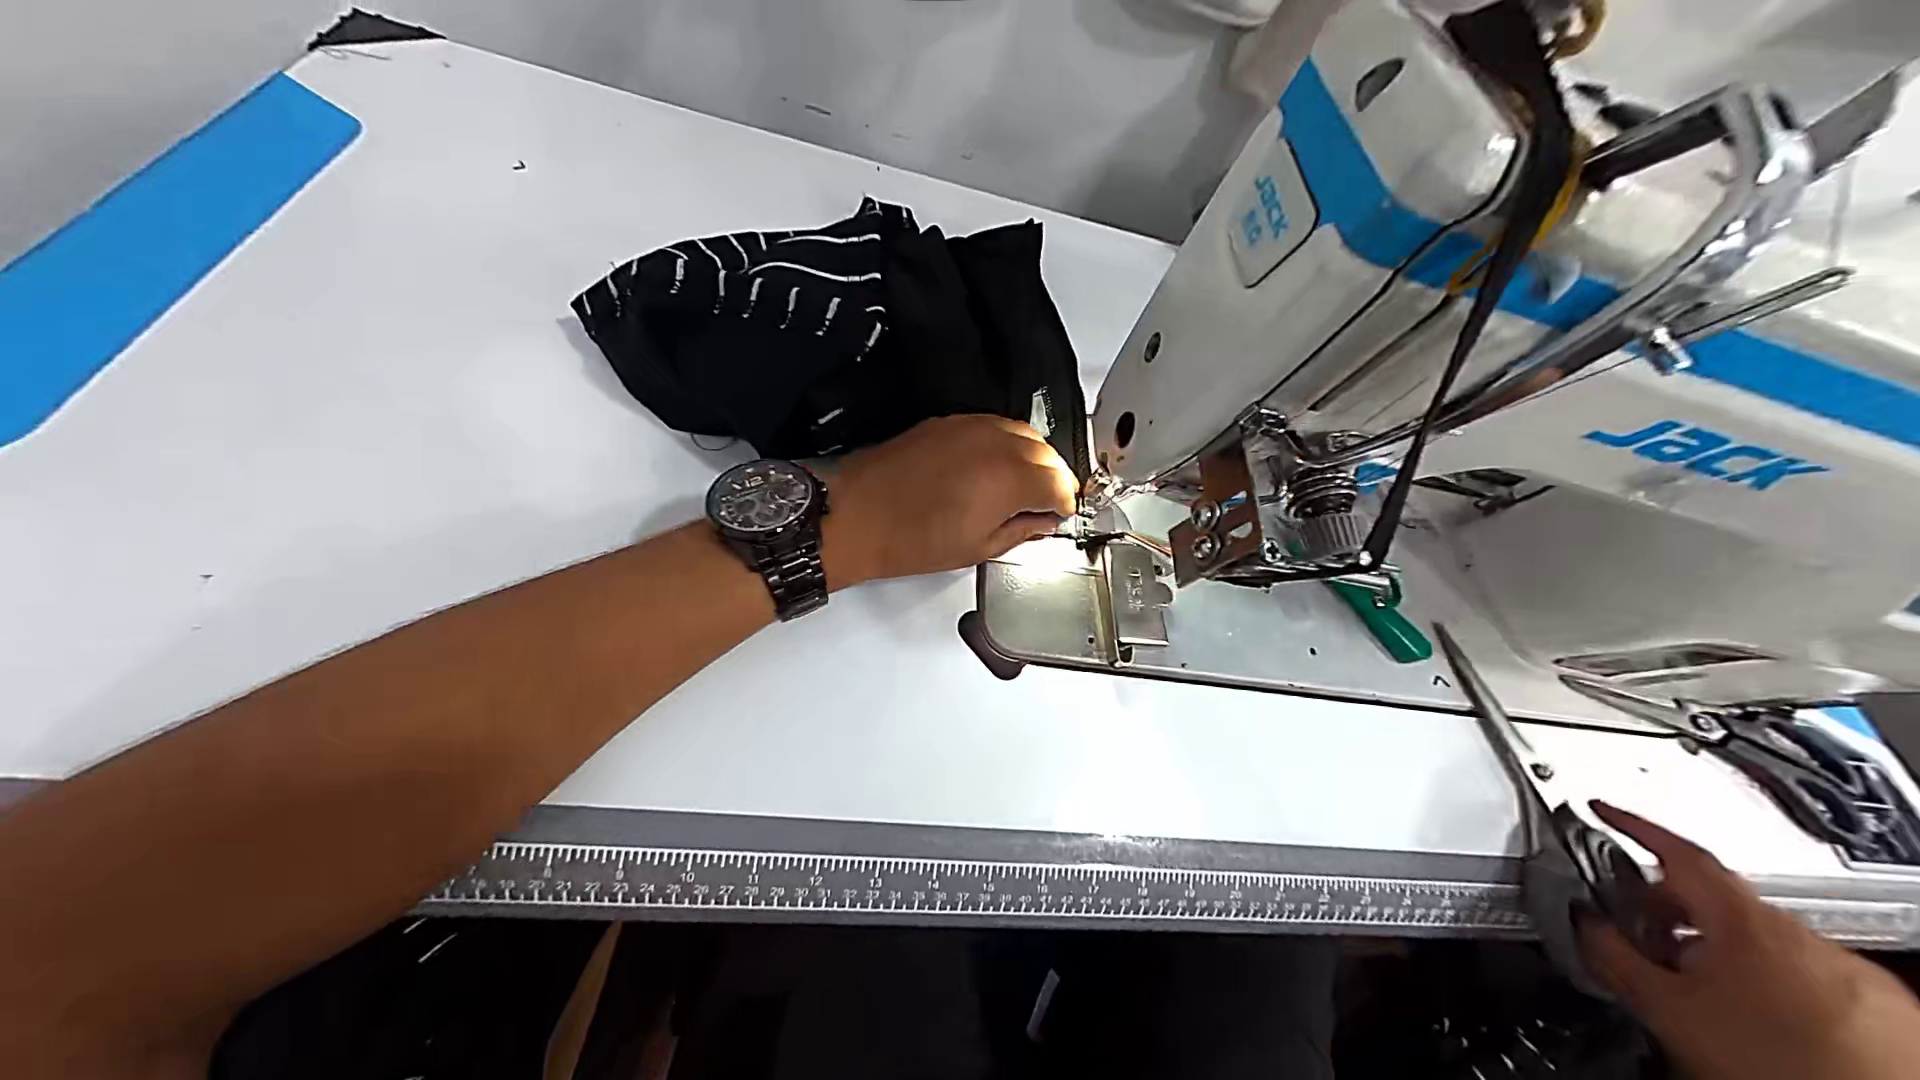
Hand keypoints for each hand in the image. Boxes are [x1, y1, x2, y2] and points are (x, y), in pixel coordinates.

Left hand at [818, 414, 1077, 588]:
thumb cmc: (907, 537)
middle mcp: (995, 444)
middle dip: (1054, 479)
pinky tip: (996, 466)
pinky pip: (994, 426)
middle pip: (1049, 453)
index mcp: (1009, 479)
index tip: (1060, 514)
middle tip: (1047, 503)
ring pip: (1025, 433)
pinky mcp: (949, 422)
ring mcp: (971, 427)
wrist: (858, 516)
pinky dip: (1006, 444)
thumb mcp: (978, 547)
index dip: (1065, 503)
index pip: (1061, 484)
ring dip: (1034, 458)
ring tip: (1024, 485)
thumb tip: (1041, 521)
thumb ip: (1021, 530)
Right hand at [1580, 801, 1919, 1079]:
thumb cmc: (1782, 1062)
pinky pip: (1803, 977)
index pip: (1679, 852)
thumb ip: (1612, 953)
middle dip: (1665, 912)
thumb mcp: (1665, 1004)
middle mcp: (1805, 938)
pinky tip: (1746, 1020)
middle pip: (1713, 900)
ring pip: (1758, 941)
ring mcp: (1852, 976)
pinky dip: (1761, 984)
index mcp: (1748, 922)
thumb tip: (1586, 924)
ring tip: (1689, 988)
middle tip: (1636, 932)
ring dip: (1712, 952)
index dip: (1632, 826)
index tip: (1604, 811)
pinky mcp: (1883, 1012)